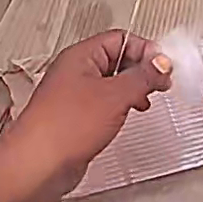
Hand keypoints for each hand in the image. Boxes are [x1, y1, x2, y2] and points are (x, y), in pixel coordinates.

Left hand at [0, 30, 170, 199]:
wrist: (39, 162)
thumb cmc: (65, 126)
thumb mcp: (115, 95)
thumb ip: (142, 77)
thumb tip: (161, 62)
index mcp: (80, 55)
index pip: (119, 39)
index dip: (144, 49)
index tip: (163, 66)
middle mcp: (75, 71)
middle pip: (116, 58)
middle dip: (141, 69)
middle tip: (160, 83)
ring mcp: (73, 93)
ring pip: (110, 82)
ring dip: (132, 88)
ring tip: (146, 100)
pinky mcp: (75, 116)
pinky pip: (103, 102)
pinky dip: (120, 105)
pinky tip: (128, 115)